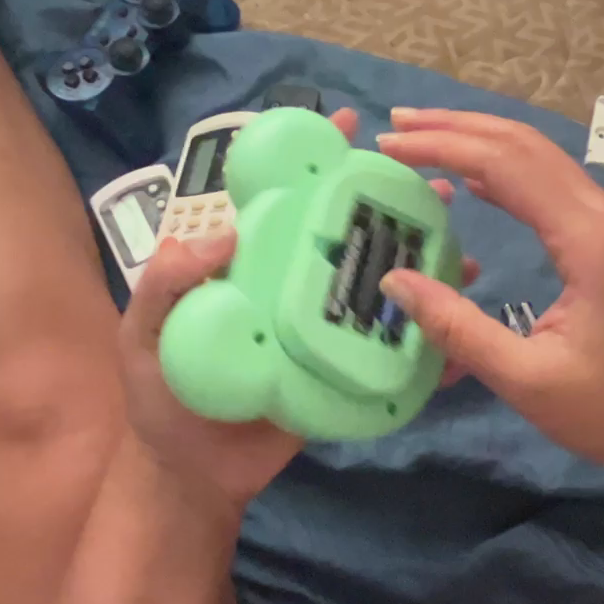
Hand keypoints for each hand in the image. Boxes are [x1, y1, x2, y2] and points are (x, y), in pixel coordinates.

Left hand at [116, 108, 476, 513]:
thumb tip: (224, 233)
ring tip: (461, 246)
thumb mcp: (142, 338)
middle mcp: (289, 285)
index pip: (282, 199)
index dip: (313, 159)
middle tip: (436, 184)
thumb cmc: (162, 400)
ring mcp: (320, 326)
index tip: (350, 126)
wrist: (193, 477)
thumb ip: (165, 286)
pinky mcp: (341, 369)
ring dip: (417, 258)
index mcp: (246, 266)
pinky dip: (420, 331)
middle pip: (341, 232)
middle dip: (386, 200)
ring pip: (371, 281)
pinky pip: (382, 343)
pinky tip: (456, 320)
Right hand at [374, 108, 603, 473]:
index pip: (506, 165)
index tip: (390, 145)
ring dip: (480, 141)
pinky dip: (503, 172)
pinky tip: (472, 181)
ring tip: (422, 135)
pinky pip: (548, 186)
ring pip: (538, 158)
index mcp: (588, 239)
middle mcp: (602, 216)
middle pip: (524, 145)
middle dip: (457, 127)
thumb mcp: (525, 379)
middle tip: (398, 122)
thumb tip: (395, 280)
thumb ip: (457, 328)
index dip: (444, 147)